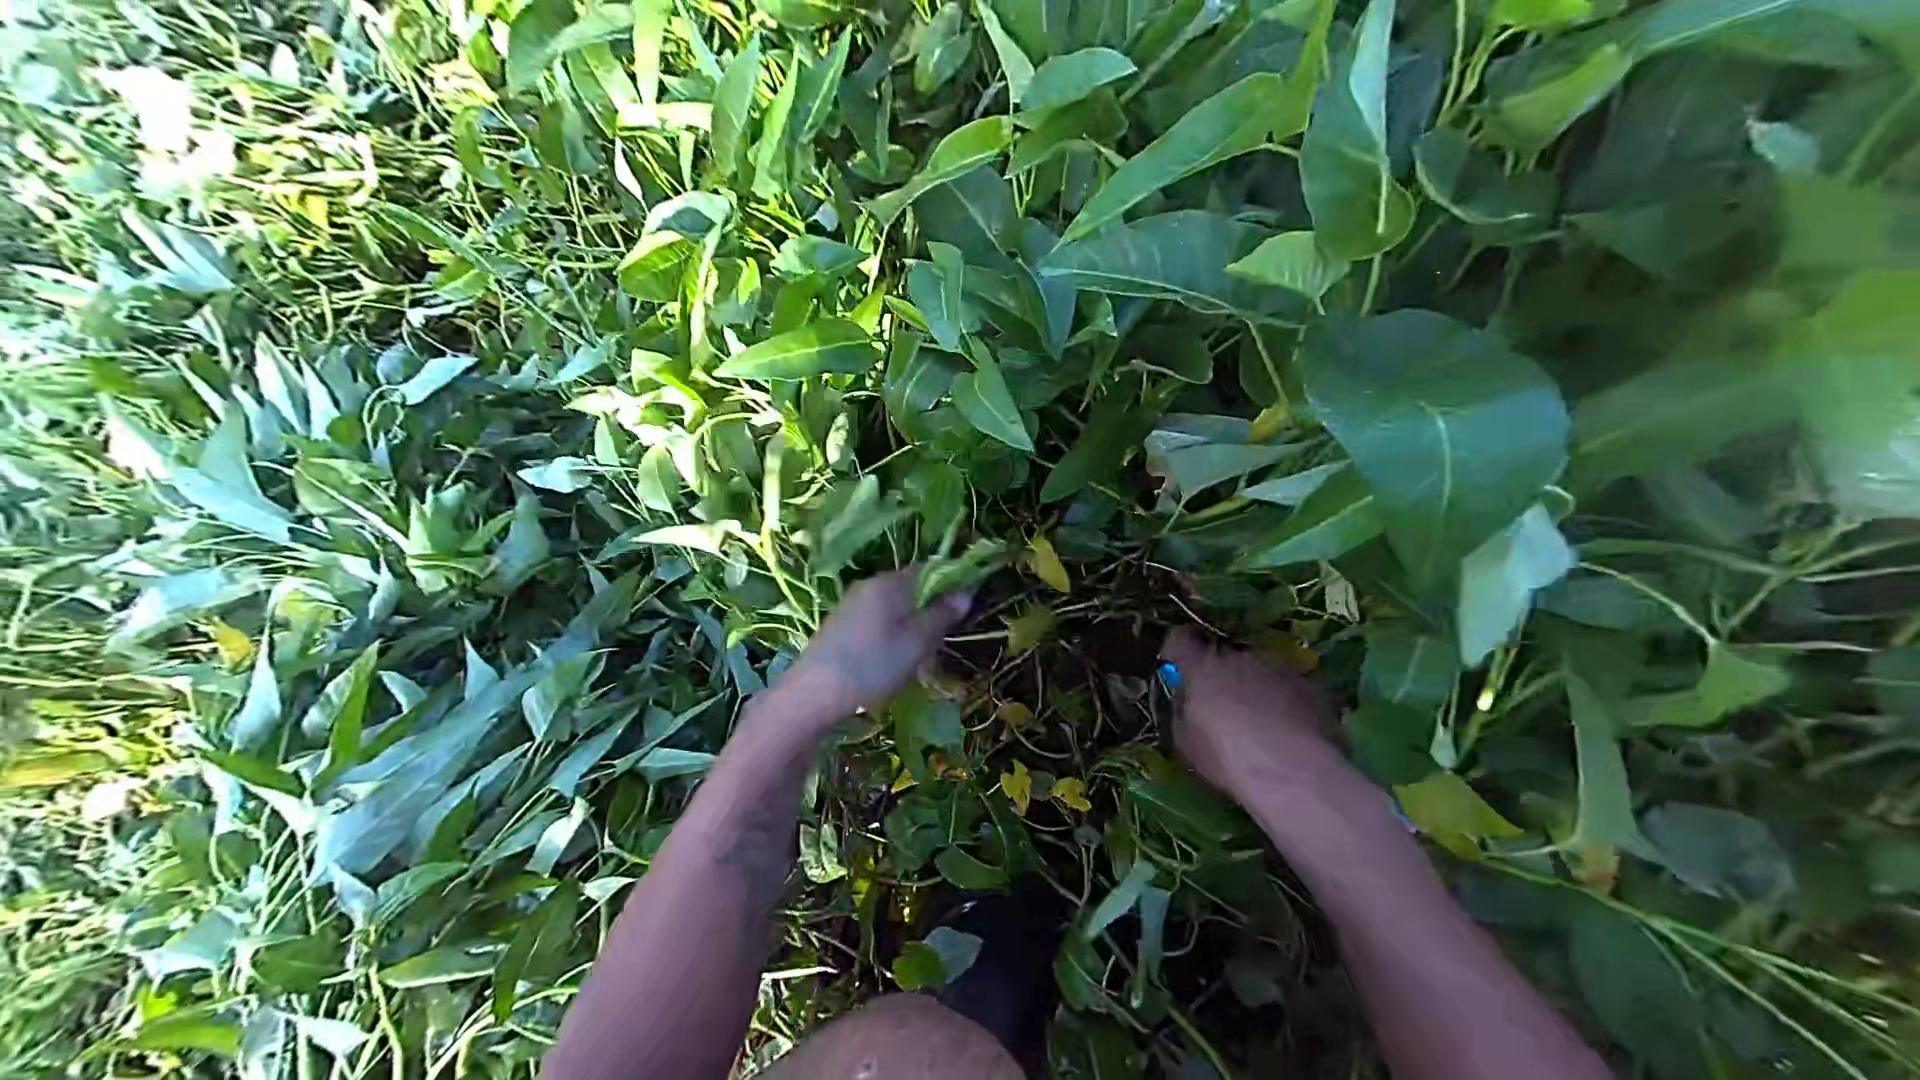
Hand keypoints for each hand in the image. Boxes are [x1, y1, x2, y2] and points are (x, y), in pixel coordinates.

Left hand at [757, 569, 971, 735]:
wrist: (812, 695)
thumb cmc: (871, 665)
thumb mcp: (916, 643)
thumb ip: (941, 616)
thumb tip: (965, 593)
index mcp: (888, 583)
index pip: (929, 569)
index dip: (950, 584)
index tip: (962, 611)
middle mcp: (869, 586)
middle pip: (911, 590)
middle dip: (930, 615)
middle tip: (936, 649)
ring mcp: (851, 605)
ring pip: (895, 610)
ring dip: (912, 631)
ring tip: (915, 665)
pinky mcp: (841, 625)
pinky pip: (877, 623)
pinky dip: (892, 639)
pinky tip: (890, 667)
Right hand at [1161, 628, 1351, 804]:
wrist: (1292, 774)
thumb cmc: (1225, 756)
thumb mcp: (1184, 738)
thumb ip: (1182, 707)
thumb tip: (1187, 697)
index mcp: (1202, 665)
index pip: (1179, 639)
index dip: (1178, 651)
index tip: (1178, 668)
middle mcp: (1239, 655)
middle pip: (1223, 655)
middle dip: (1219, 672)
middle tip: (1220, 702)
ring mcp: (1278, 666)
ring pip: (1258, 667)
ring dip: (1253, 683)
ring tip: (1260, 717)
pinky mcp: (1310, 684)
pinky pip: (1288, 684)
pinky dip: (1284, 697)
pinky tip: (1288, 726)